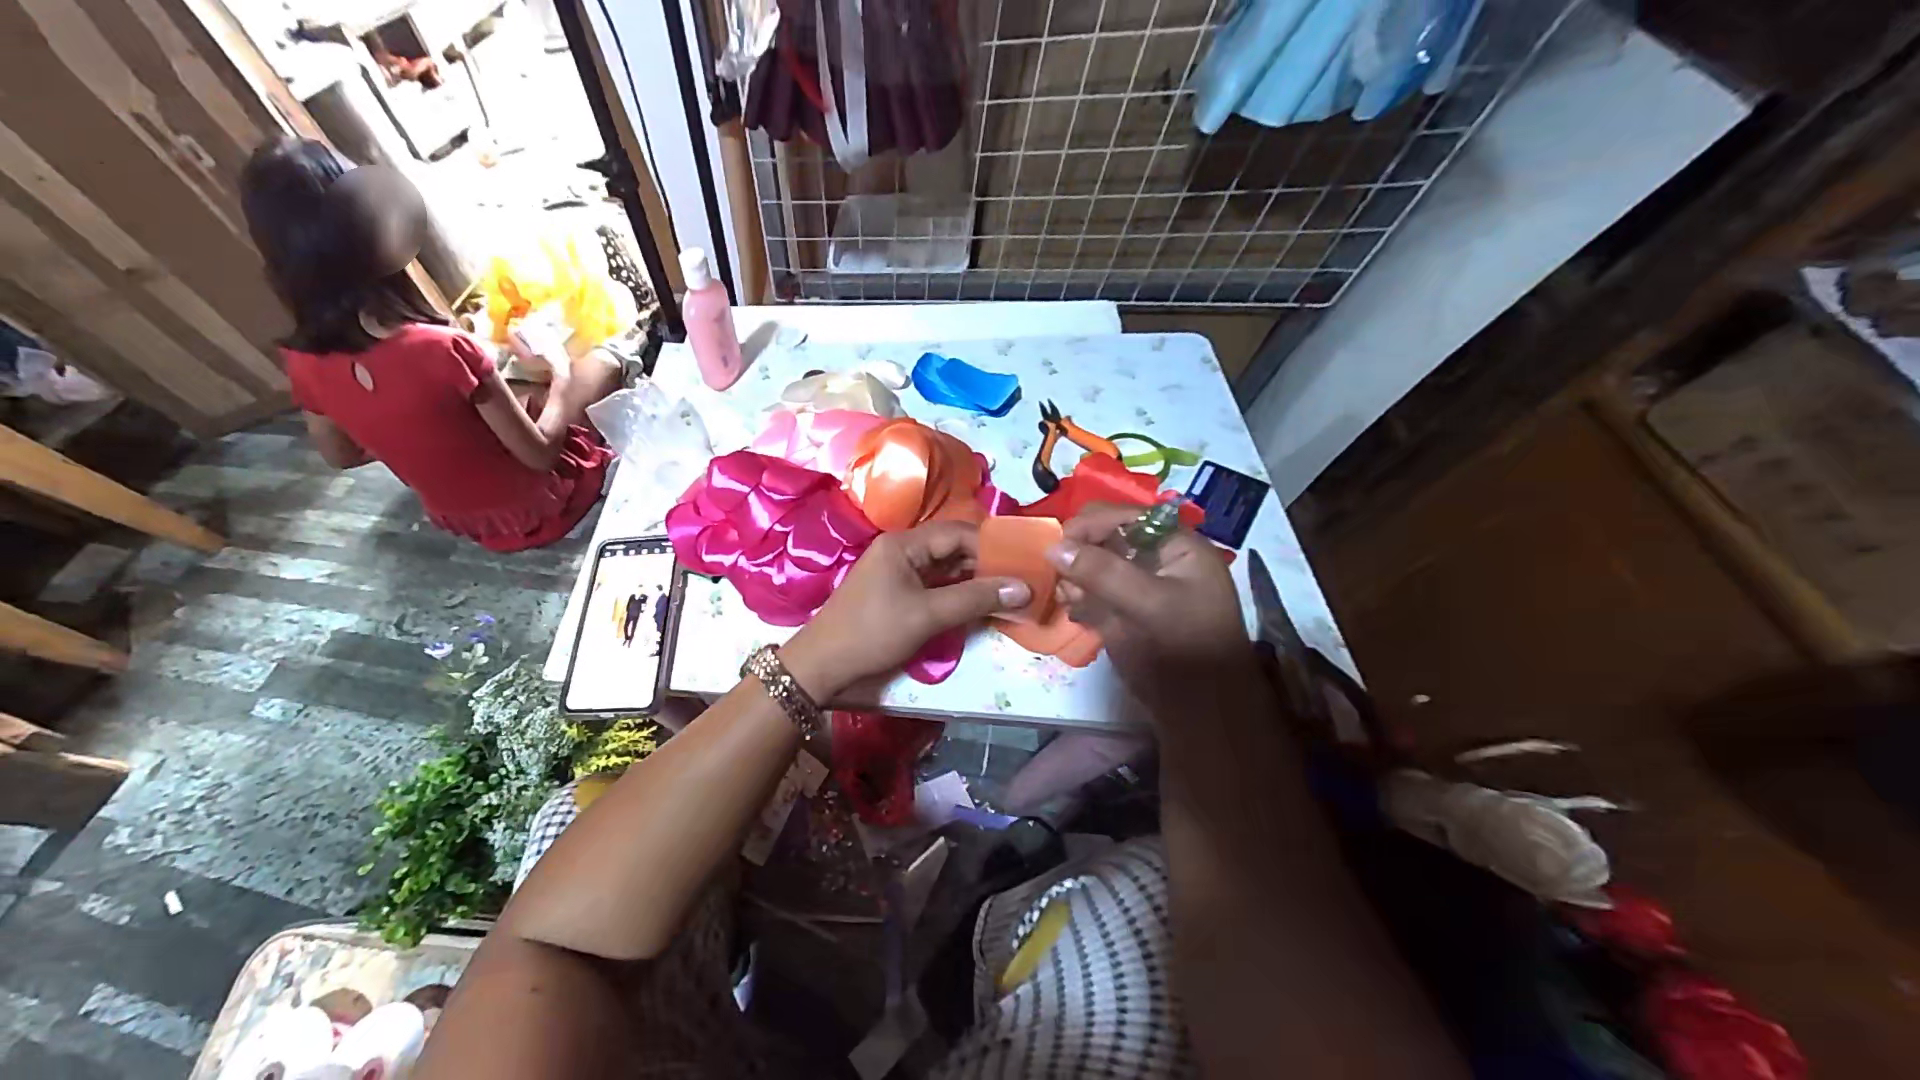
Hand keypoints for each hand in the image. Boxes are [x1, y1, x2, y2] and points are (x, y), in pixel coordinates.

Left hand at [781, 522, 1030, 699]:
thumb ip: (976, 599)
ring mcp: (900, 573)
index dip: (992, 546)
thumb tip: (1024, 588)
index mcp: (904, 543)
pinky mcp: (900, 594)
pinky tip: (983, 606)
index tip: (1022, 563)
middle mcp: (903, 550)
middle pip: (954, 549)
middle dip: (987, 564)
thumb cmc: (872, 633)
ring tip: (1010, 594)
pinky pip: (937, 587)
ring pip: (947, 569)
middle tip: (1022, 580)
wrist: (823, 666)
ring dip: (975, 581)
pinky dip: (959, 595)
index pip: (958, 532)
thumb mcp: (927, 615)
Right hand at [1047, 503, 1260, 715]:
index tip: (1057, 545)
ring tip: (1066, 595)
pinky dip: (1076, 595)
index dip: (1091, 525)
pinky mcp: (1121, 611)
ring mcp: (1136, 586)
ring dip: (1073, 574)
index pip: (1126, 517)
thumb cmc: (1187, 648)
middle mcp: (1155, 559)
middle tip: (1056, 571)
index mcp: (1176, 546)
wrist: (1201, 709)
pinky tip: (1070, 607)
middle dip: (1078, 550)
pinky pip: (1090, 591)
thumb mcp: (1151, 605)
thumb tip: (1053, 547)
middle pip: (1105, 538)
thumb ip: (1103, 573)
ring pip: (1093, 565)